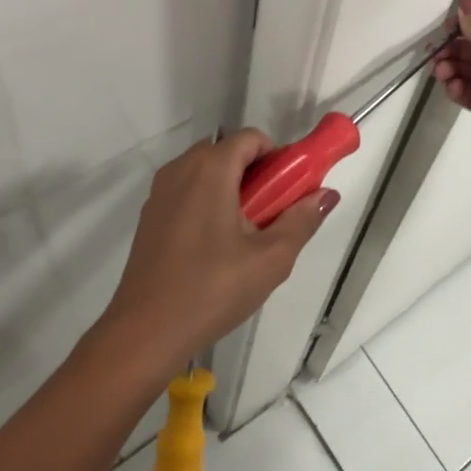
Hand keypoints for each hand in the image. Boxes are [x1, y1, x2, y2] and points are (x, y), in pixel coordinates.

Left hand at [98, 129, 338, 372]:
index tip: (291, 191)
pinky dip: (209, 204)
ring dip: (233, 190)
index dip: (278, 158)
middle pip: (229, 152)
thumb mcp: (270, 258)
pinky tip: (217, 249)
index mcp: (210, 169)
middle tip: (273, 216)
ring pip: (207, 173)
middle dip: (257, 176)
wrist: (144, 332)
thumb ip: (302, 219)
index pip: (252, 138)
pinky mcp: (150, 216)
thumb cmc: (211, 290)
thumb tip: (326, 194)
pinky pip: (188, 193)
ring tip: (247, 237)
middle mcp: (181, 169)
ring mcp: (160, 193)